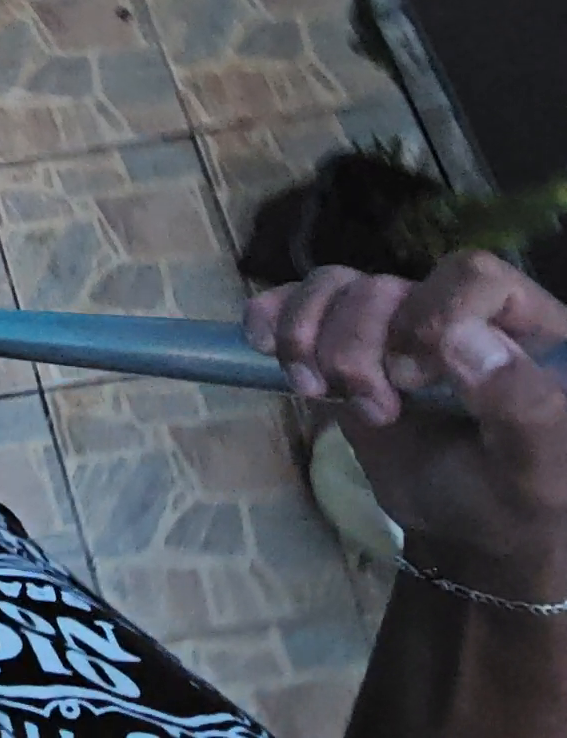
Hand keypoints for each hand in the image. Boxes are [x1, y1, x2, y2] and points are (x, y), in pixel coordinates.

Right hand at [244, 252, 566, 597]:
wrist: (458, 521)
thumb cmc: (514, 500)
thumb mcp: (536, 469)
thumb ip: (520, 403)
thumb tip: (462, 339)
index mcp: (523, 331)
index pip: (472, 278)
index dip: (430, 314)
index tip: (414, 377)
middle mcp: (449, 313)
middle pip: (379, 287)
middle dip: (353, 349)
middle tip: (370, 408)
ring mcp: (385, 324)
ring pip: (328, 287)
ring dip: (303, 339)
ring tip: (313, 391)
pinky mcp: (330, 338)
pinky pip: (286, 299)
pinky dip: (265, 317)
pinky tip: (264, 351)